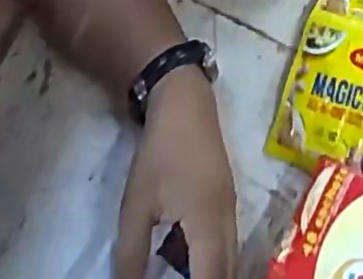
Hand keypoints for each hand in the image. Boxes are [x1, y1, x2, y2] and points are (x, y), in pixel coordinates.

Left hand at [114, 68, 235, 278]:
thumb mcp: (137, 206)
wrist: (185, 101)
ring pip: (230, 256)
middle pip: (228, 271)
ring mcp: (231, 204)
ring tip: (181, 275)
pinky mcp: (227, 194)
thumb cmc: (161, 152)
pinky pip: (227, 239)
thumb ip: (132, 257)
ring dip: (211, 273)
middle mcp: (228, 217)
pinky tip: (187, 261)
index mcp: (208, 223)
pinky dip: (211, 259)